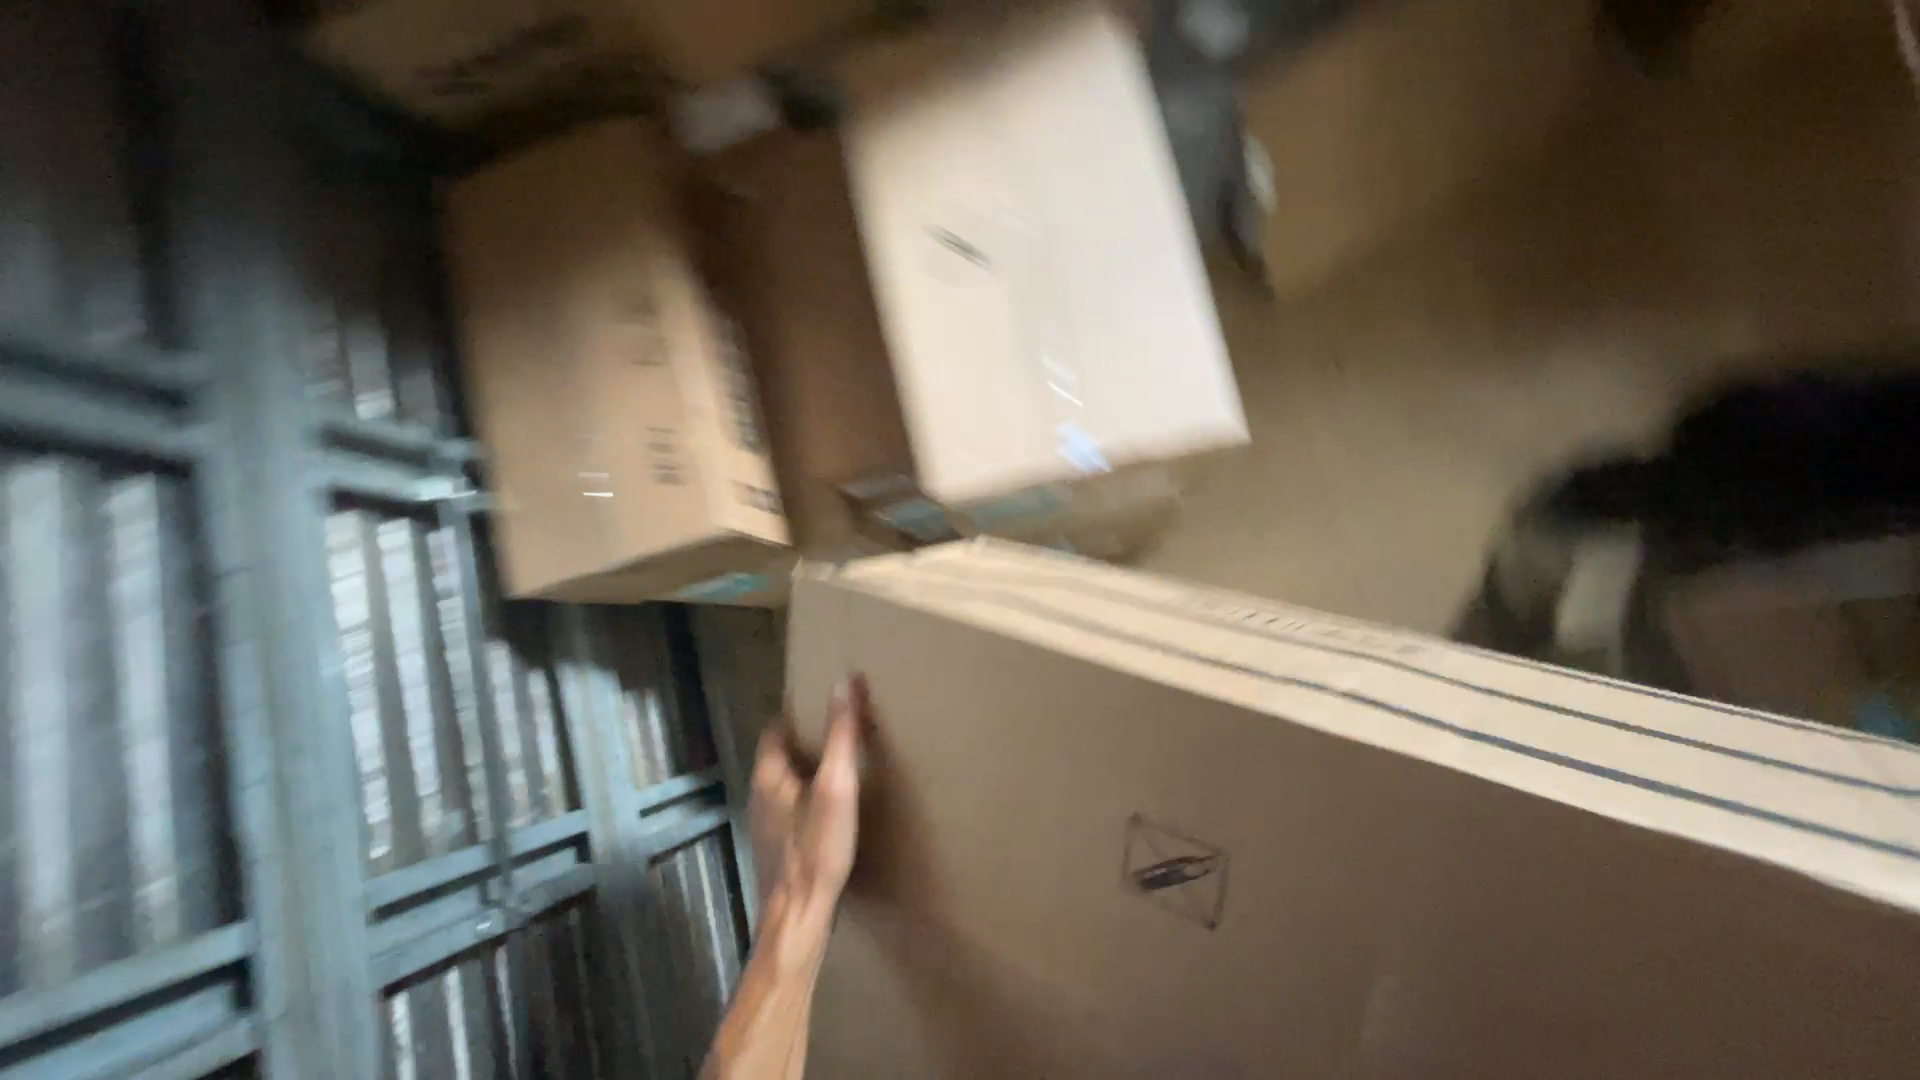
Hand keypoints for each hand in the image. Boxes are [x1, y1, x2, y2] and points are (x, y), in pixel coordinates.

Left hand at [750, 676, 866, 949]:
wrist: (798, 919)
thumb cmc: (817, 849)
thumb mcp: (836, 786)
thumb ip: (841, 735)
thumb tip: (845, 682)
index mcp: (768, 775)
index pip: (776, 729)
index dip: (798, 713)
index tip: (823, 703)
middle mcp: (759, 796)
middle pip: (780, 756)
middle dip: (806, 741)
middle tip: (840, 730)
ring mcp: (764, 826)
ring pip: (785, 785)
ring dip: (807, 772)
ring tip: (841, 766)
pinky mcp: (777, 850)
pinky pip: (791, 810)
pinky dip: (808, 799)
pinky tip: (832, 810)